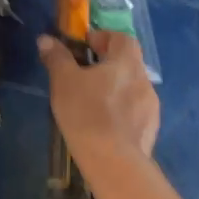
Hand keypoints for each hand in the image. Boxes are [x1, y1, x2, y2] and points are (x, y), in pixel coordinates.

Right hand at [37, 30, 159, 163]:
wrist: (113, 161)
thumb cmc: (86, 111)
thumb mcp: (63, 80)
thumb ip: (57, 57)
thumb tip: (47, 40)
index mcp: (126, 64)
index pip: (123, 38)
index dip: (104, 38)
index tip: (85, 47)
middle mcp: (144, 82)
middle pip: (128, 63)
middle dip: (106, 65)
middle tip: (82, 75)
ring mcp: (151, 108)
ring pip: (131, 88)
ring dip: (114, 88)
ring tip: (91, 102)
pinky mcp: (151, 130)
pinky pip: (135, 111)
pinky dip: (121, 110)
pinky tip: (103, 123)